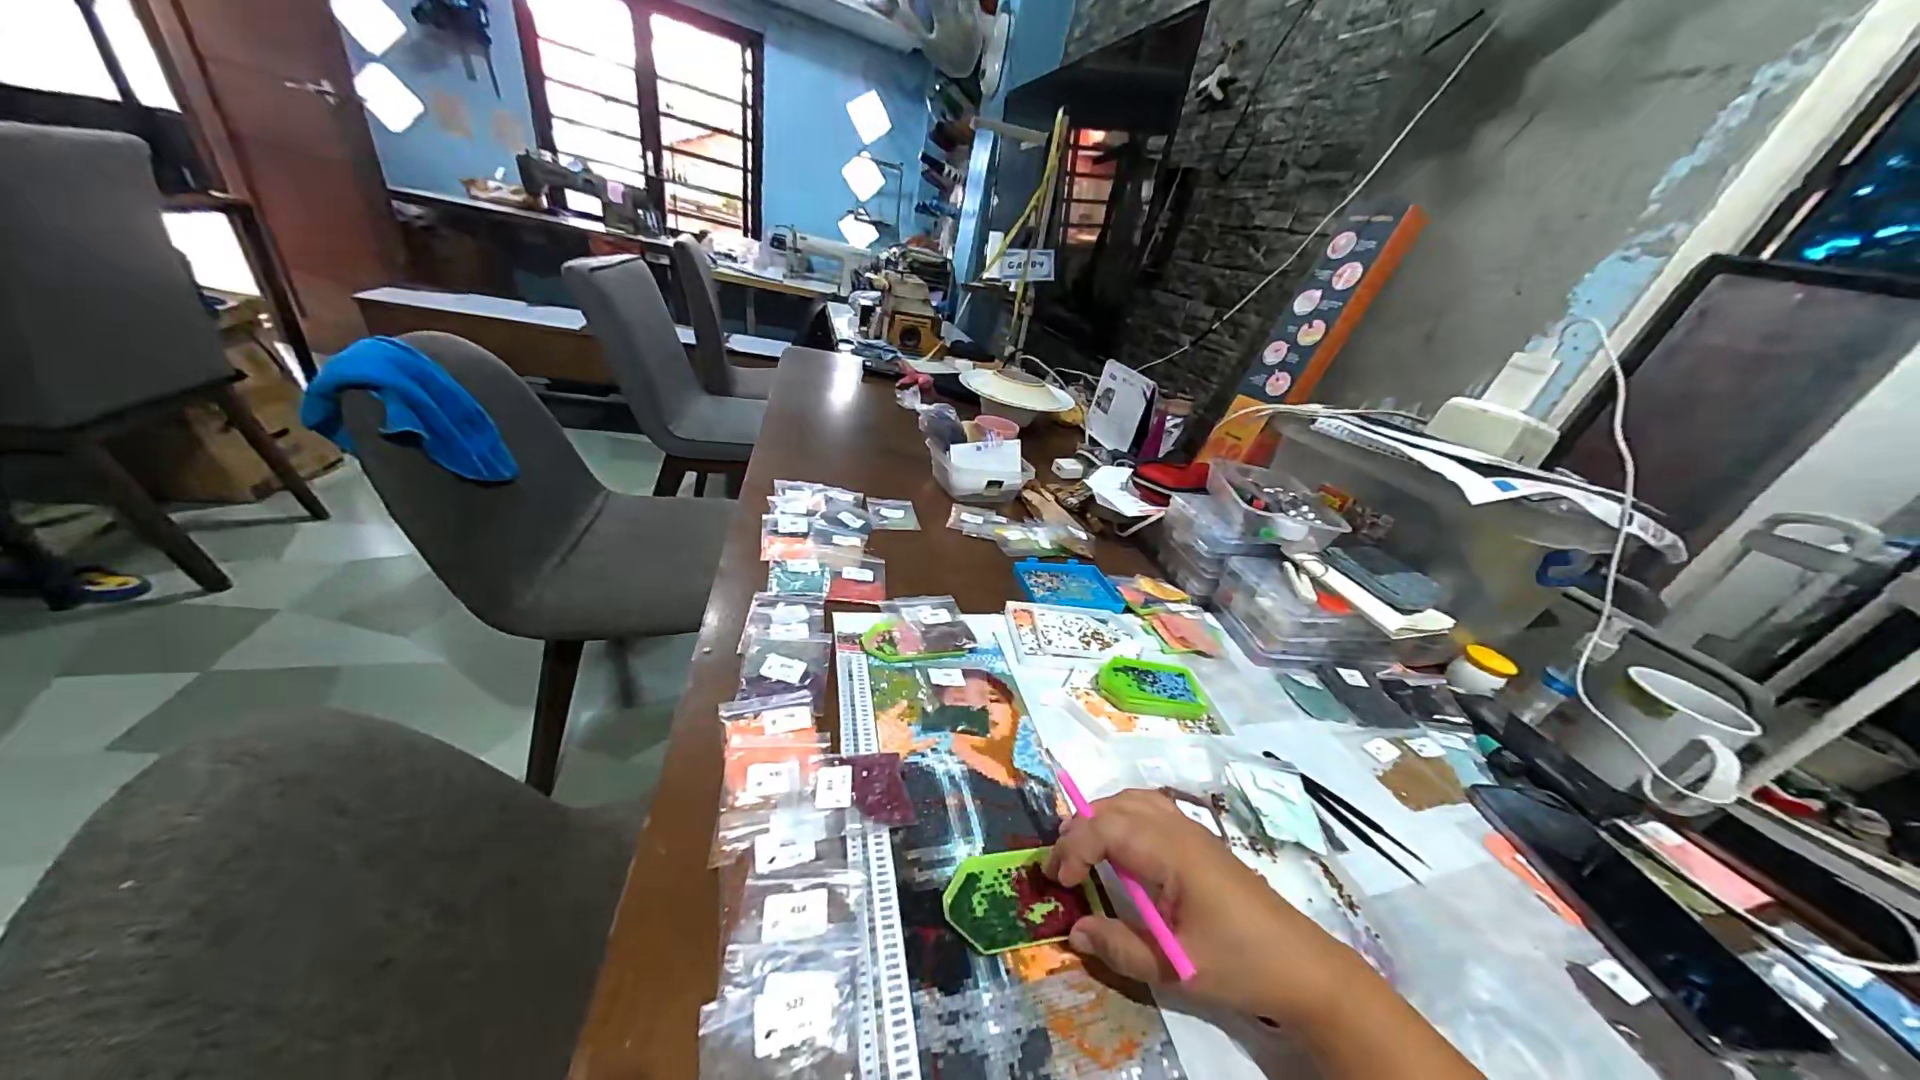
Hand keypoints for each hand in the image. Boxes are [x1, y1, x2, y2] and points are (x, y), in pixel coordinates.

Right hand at [1044, 789, 1369, 1023]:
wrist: (1305, 968)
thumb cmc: (1240, 965)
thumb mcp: (1175, 967)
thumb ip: (1120, 947)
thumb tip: (1074, 930)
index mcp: (1172, 852)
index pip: (1107, 826)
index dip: (1074, 847)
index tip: (1061, 883)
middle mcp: (1179, 829)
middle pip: (1115, 805)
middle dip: (1079, 829)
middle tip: (1061, 868)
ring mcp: (1191, 830)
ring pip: (1133, 799)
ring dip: (1100, 818)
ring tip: (1082, 851)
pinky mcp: (1199, 841)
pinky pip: (1150, 808)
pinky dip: (1122, 817)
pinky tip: (1119, 849)